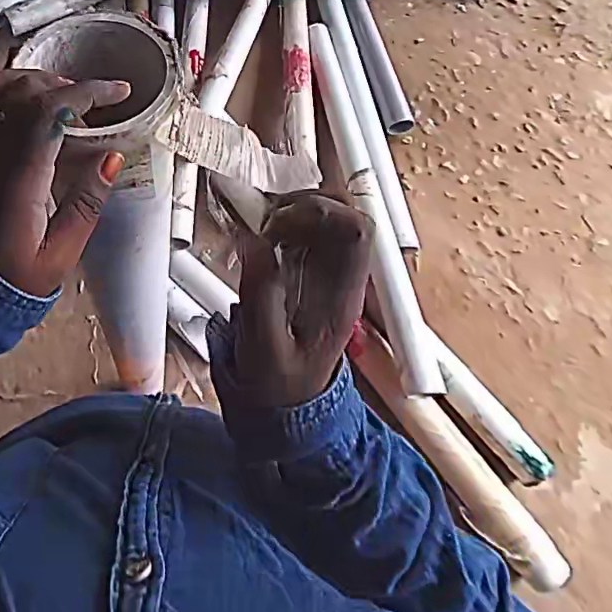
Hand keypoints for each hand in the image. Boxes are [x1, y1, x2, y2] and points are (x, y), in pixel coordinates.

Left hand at [0, 70, 130, 295]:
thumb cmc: (5, 279)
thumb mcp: (59, 253)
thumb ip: (87, 203)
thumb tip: (111, 160)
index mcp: (17, 180)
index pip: (48, 110)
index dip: (87, 92)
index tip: (116, 92)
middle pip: (25, 90)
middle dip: (68, 86)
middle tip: (96, 104)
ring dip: (38, 82)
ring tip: (65, 99)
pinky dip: (13, 90)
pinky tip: (33, 107)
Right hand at [230, 190, 372, 408]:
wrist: (288, 406)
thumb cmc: (281, 386)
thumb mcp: (265, 350)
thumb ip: (261, 297)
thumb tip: (255, 242)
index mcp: (342, 295)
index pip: (357, 232)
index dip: (321, 212)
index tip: (278, 222)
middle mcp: (341, 276)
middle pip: (340, 213)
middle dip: (299, 205)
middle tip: (261, 222)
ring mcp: (327, 269)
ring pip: (322, 215)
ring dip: (287, 211)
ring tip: (256, 229)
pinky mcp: (309, 267)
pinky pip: (302, 229)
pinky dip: (278, 221)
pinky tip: (256, 237)